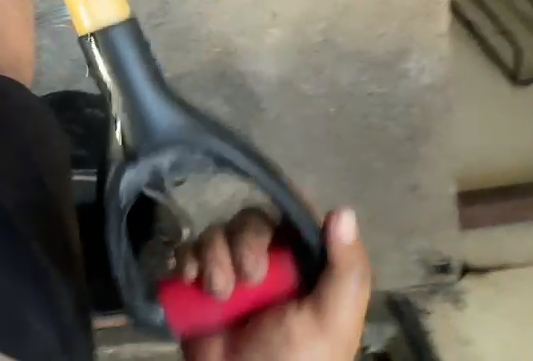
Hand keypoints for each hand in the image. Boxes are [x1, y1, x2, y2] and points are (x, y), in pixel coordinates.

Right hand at [174, 208, 370, 360]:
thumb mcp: (331, 323)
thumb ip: (346, 272)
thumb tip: (343, 209)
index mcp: (301, 269)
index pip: (286, 220)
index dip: (274, 224)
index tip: (270, 241)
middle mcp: (266, 265)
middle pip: (247, 222)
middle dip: (241, 243)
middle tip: (248, 278)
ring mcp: (229, 273)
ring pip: (214, 233)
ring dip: (212, 256)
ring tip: (217, 293)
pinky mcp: (198, 284)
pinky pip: (186, 251)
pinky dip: (186, 260)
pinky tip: (190, 280)